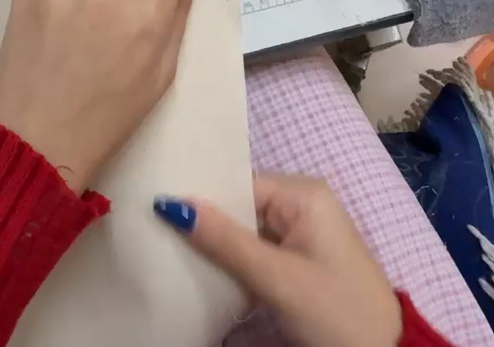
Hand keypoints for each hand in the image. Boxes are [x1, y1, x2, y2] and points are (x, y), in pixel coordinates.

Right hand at [156, 174, 401, 346]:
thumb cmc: (335, 311)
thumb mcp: (277, 278)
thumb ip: (225, 241)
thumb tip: (172, 203)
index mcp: (303, 193)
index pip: (239, 184)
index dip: (203, 198)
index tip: (158, 207)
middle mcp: (304, 203)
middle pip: (242, 205)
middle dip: (208, 223)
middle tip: (159, 233)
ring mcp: (305, 233)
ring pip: (247, 231)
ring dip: (220, 247)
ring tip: (173, 252)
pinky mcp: (303, 261)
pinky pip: (260, 250)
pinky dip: (237, 263)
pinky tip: (206, 273)